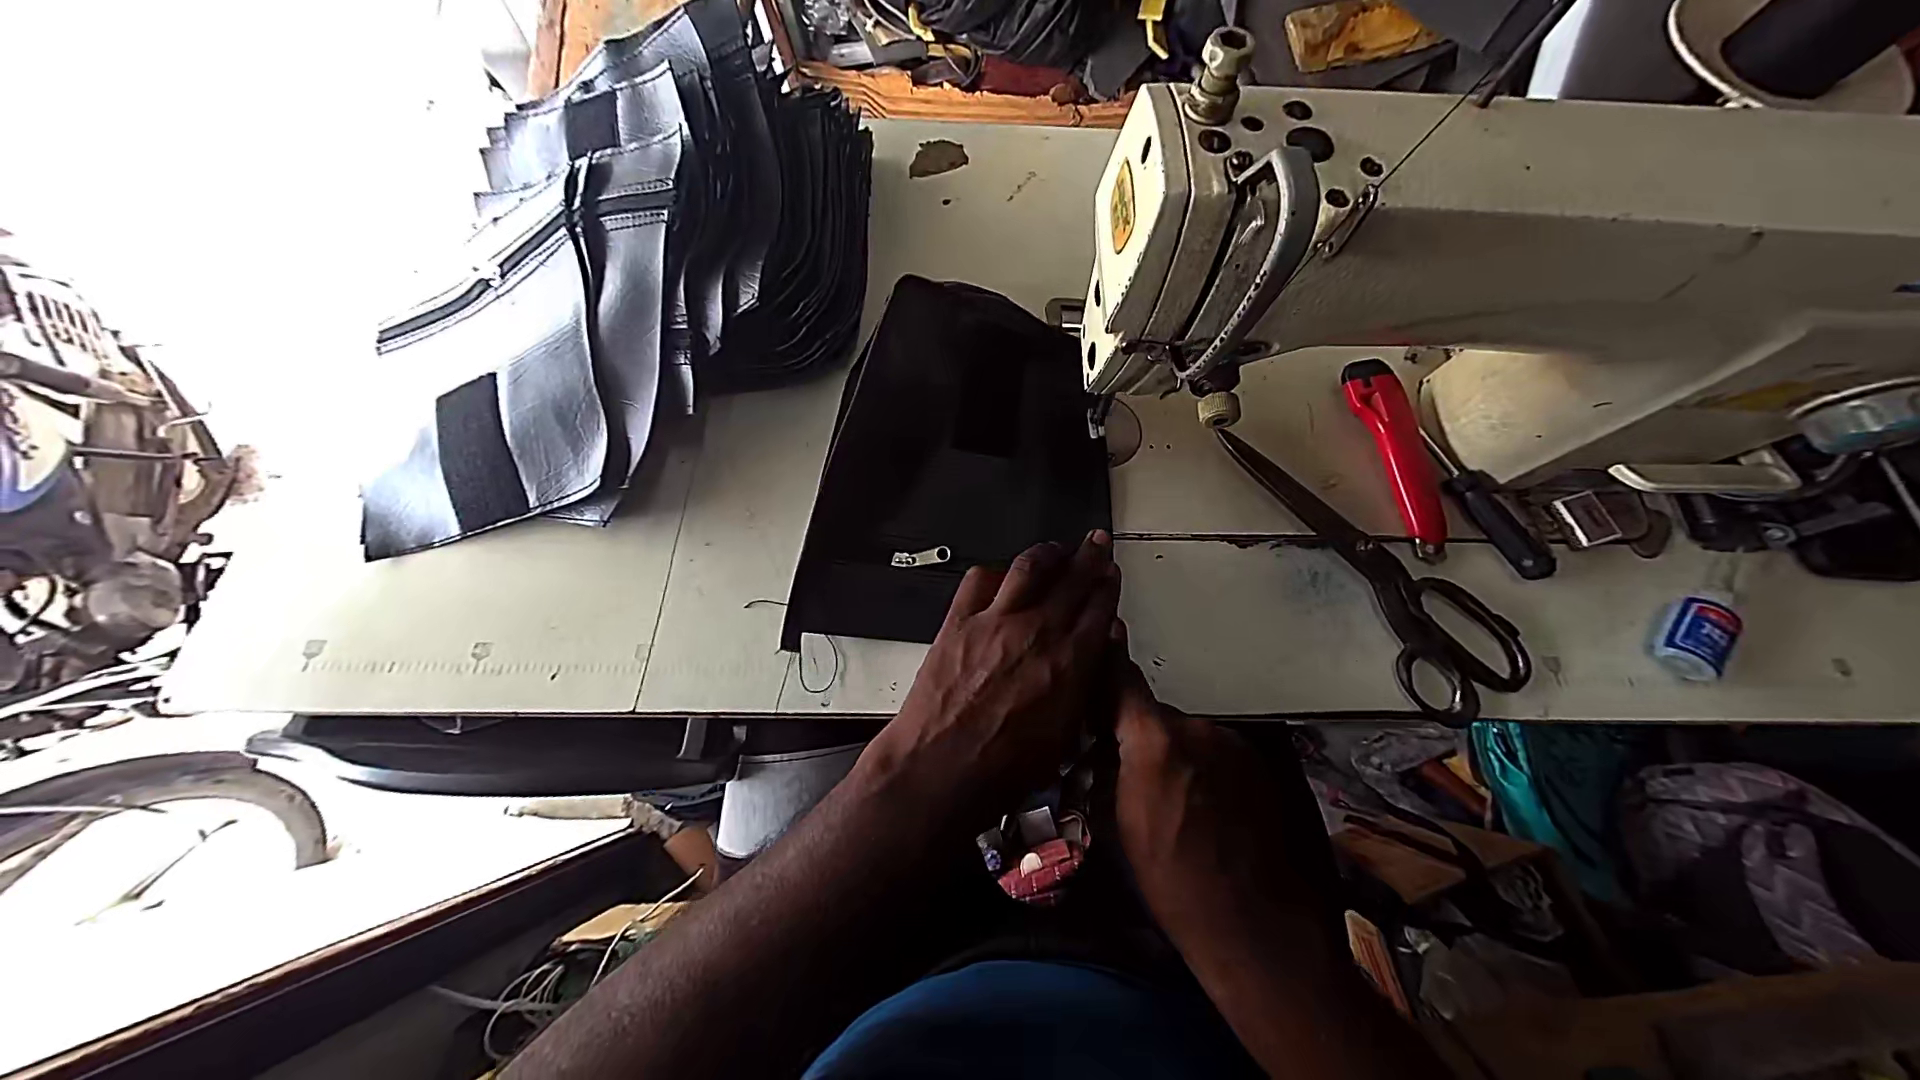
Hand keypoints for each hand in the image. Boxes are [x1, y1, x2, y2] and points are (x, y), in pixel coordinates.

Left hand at [851, 531, 1120, 833]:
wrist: (939, 768)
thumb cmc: (1001, 768)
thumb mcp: (1064, 738)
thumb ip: (1082, 691)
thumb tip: (1090, 662)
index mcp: (1070, 663)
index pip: (1098, 608)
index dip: (1107, 585)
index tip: (1110, 572)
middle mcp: (1037, 633)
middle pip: (1072, 579)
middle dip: (1089, 556)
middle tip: (1096, 543)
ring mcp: (996, 622)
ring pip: (1029, 567)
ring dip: (1047, 553)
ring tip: (1055, 548)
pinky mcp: (959, 622)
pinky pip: (979, 580)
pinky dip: (995, 571)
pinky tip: (1001, 573)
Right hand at [1111, 648, 1328, 928]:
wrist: (1253, 924)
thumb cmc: (1170, 879)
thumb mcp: (1117, 823)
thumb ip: (1107, 768)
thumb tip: (1100, 744)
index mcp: (1154, 740)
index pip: (1123, 681)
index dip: (1108, 660)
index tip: (1102, 638)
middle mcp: (1196, 728)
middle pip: (1154, 716)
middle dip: (1139, 736)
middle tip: (1129, 771)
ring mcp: (1234, 744)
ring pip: (1187, 736)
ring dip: (1175, 754)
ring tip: (1175, 798)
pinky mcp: (1259, 764)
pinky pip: (1216, 752)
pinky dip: (1205, 767)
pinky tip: (1207, 806)